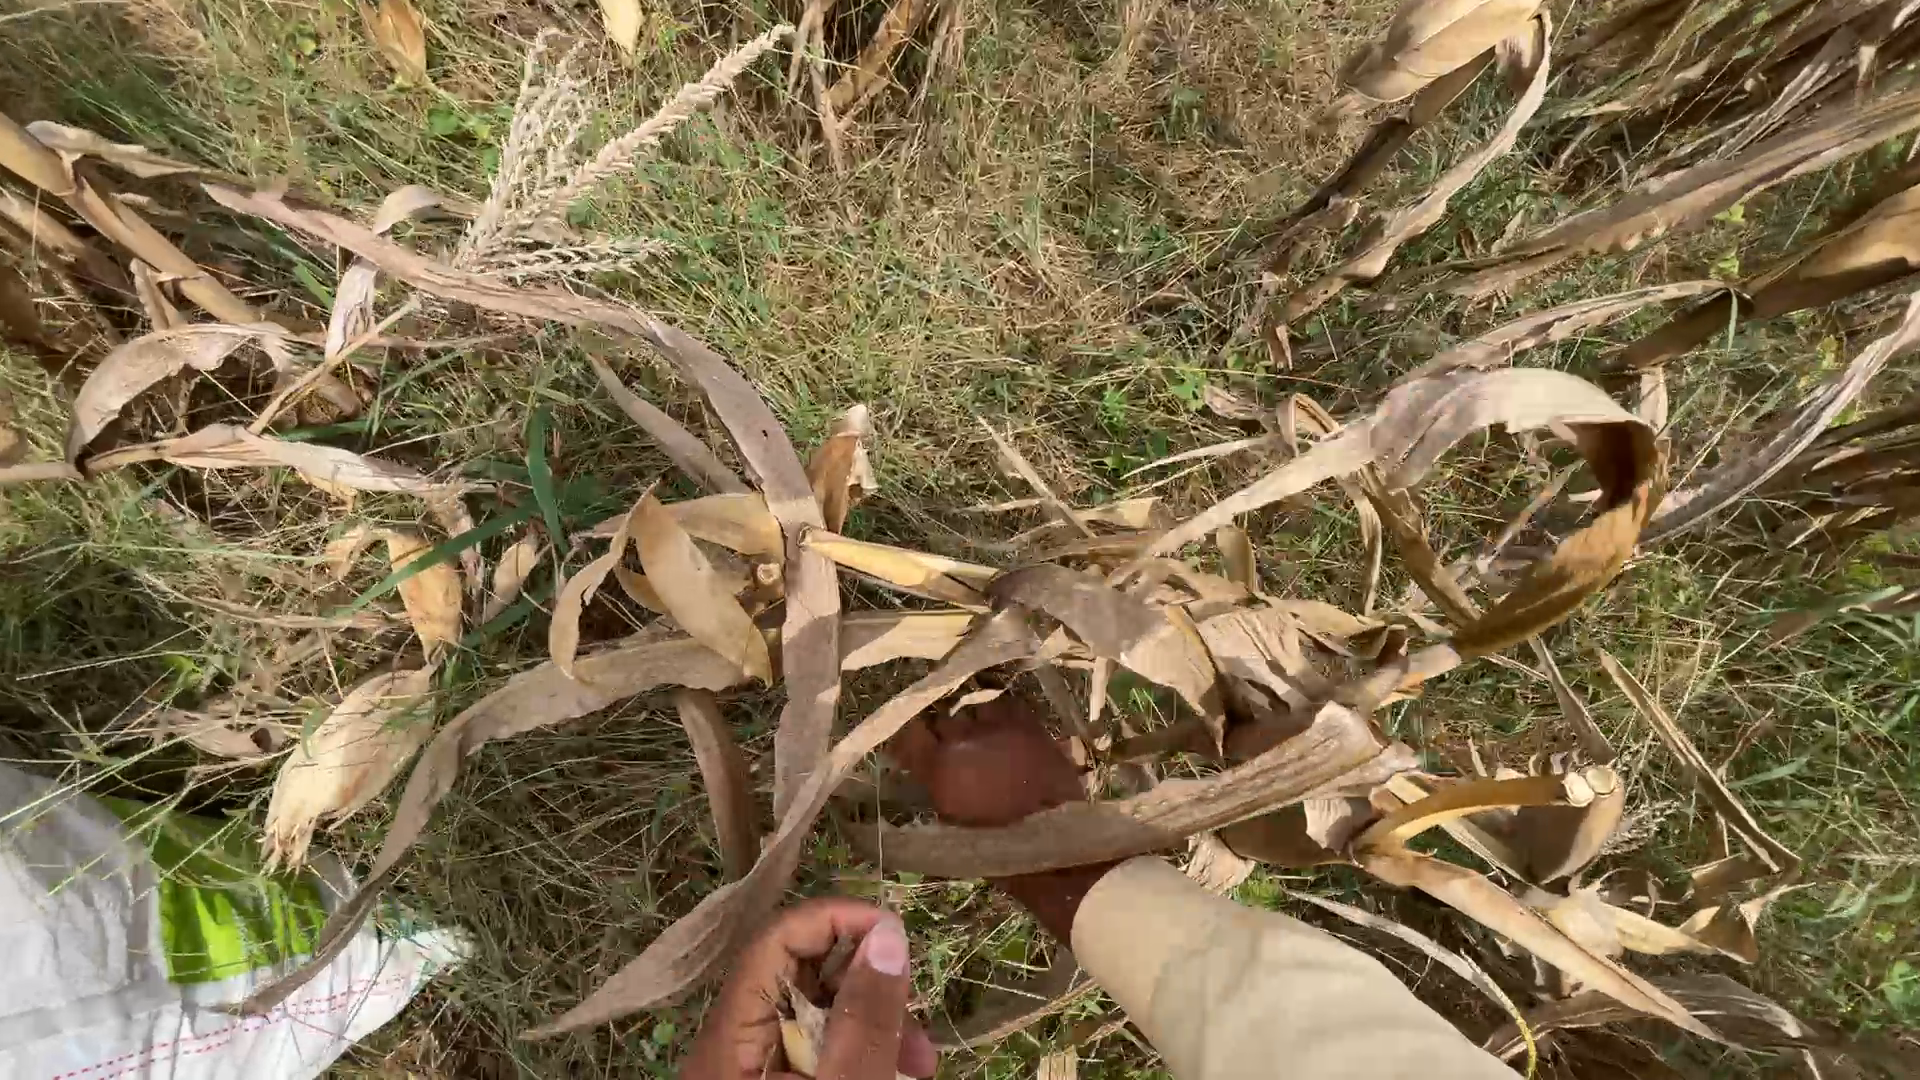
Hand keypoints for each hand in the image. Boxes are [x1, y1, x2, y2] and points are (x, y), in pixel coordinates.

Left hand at [680, 898, 936, 1079]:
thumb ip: (863, 1018)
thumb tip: (889, 930)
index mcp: (730, 1036)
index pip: (779, 937)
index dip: (839, 920)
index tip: (895, 934)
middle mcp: (735, 1046)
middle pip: (803, 973)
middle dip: (869, 980)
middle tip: (917, 1010)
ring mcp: (754, 1071)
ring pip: (819, 1014)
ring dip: (874, 1022)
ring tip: (921, 1061)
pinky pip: (819, 1051)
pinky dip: (860, 1053)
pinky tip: (895, 1071)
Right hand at [889, 692, 1086, 825]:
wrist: (1051, 837)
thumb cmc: (994, 843)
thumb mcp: (949, 818)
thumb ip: (932, 785)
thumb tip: (920, 768)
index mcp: (938, 765)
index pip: (908, 733)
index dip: (910, 739)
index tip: (912, 748)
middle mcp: (962, 737)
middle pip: (942, 720)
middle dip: (943, 734)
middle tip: (952, 750)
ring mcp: (995, 724)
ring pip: (973, 709)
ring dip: (973, 724)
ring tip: (982, 739)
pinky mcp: (1025, 720)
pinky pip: (1003, 706)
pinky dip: (999, 717)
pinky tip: (1004, 731)